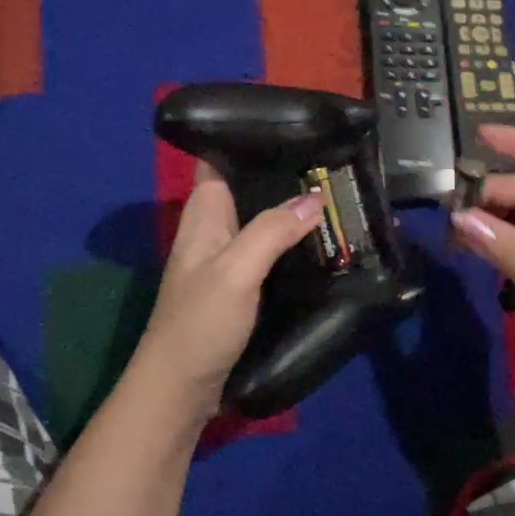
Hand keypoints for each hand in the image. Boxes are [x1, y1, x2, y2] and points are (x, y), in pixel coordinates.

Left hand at [130, 161, 324, 415]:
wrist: (180, 389)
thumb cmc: (200, 323)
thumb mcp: (237, 271)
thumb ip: (272, 230)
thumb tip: (314, 197)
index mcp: (203, 216)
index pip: (217, 160)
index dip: (244, 139)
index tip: (289, 126)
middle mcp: (212, 231)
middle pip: (245, 189)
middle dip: (280, 174)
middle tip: (329, 159)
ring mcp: (224, 261)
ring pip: (259, 221)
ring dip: (289, 209)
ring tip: (334, 192)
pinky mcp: (238, 288)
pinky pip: (267, 252)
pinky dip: (290, 243)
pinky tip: (320, 241)